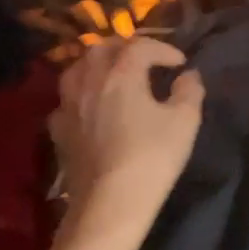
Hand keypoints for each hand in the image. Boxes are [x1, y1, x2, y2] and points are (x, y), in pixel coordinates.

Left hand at [49, 37, 205, 244]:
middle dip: (125, 48)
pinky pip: (66, 100)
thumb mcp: (186, 121)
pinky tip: (91, 107)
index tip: (181, 64)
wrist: (109, 203)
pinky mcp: (58, 131)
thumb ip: (189, 91)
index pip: (140, 46)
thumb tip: (188, 75)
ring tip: (114, 75)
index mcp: (121, 75)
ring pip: (76, 69)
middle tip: (145, 59)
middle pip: (101, 49)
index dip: (163, 49)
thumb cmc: (152, 157)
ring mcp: (68, 106)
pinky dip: (81, 94)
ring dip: (97, 65)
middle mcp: (89, 82)